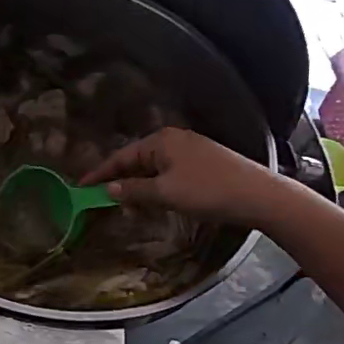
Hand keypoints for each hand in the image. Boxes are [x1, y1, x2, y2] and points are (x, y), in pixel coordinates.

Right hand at [79, 127, 294, 223]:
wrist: (262, 197)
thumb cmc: (208, 191)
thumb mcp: (165, 193)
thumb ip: (133, 190)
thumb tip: (108, 189)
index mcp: (160, 140)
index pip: (120, 157)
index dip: (99, 173)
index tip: (81, 187)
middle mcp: (173, 139)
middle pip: (136, 160)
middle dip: (119, 180)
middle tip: (103, 200)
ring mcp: (191, 149)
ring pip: (153, 168)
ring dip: (139, 185)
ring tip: (127, 204)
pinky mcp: (205, 162)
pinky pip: (169, 171)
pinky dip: (157, 185)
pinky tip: (155, 199)